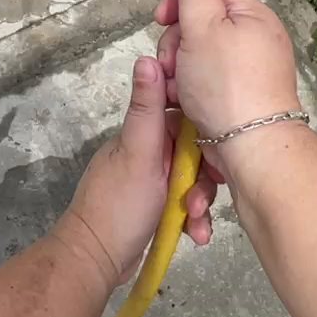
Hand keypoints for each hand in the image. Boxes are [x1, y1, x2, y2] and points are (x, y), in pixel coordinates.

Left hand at [55, 56, 221, 290]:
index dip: (208, 134)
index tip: (221, 152)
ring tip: (196, 224)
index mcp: (144, 134)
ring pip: (193, 182)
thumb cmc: (120, 203)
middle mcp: (149, 152)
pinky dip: (193, 220)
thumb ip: (147, 108)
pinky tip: (195, 236)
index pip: (187, 119)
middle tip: (201, 201)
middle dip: (206, 180)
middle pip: (196, 154)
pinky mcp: (157, 206)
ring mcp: (153, 180)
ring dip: (201, 205)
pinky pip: (185, 205)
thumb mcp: (139, 152)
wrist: (96, 259)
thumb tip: (148, 57)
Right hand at [154, 0, 302, 174]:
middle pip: (201, 22)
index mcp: (252, 15)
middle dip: (176, 40)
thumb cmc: (229, 87)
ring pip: (198, 55)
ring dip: (176, 68)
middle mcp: (254, 39)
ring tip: (174, 88)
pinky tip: (180, 103)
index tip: (162, 17)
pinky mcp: (238, 97)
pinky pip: (205, 81)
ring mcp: (247, 70)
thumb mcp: (203, 26)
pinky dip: (187, 90)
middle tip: (172, 62)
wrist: (252, 148)